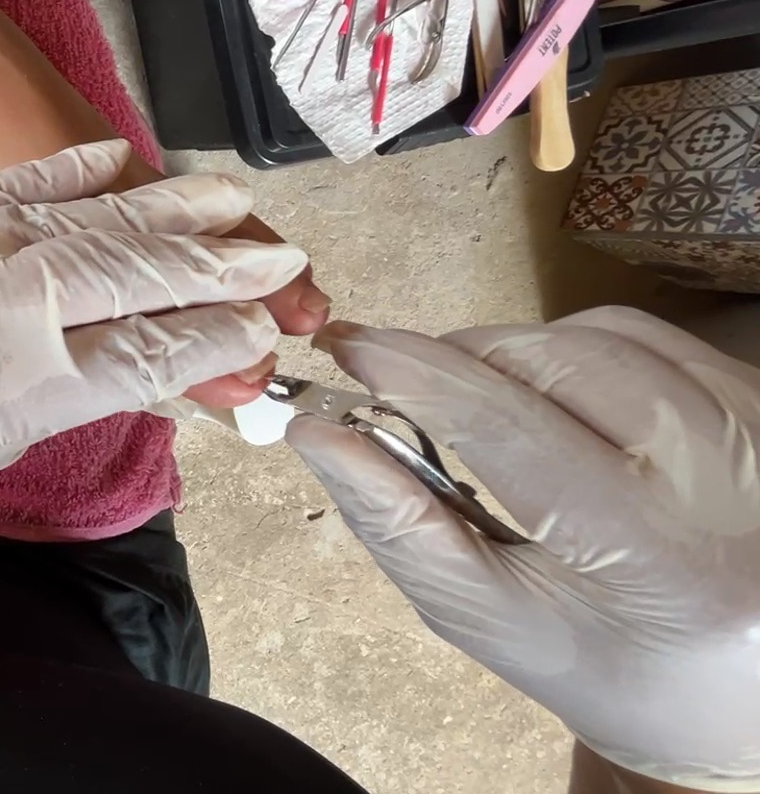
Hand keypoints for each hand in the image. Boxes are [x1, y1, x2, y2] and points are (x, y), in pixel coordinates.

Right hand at [287, 309, 759, 791]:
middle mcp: (734, 486)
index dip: (407, 370)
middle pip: (549, 360)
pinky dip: (571, 347)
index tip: (341, 346)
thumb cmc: (590, 660)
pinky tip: (555, 396)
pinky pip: (646, 336)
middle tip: (412, 389)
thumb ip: (388, 518)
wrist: (737, 694)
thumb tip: (312, 428)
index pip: (499, 422)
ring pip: (595, 335)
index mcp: (652, 555)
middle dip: (455, 359)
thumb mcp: (471, 609)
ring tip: (485, 401)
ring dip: (508, 352)